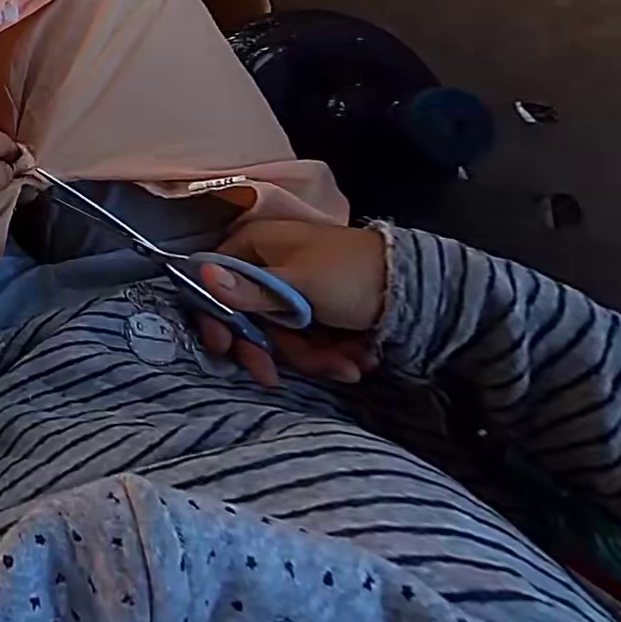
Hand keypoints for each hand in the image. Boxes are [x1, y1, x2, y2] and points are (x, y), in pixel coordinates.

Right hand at [192, 220, 388, 387]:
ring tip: (349, 366)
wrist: (419, 289)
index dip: (216, 315)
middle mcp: (268, 262)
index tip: (224, 348)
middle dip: (272, 347)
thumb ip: (248, 288)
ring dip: (309, 356)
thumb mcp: (297, 286)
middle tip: (274, 377)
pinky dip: (327, 351)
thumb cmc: (350, 277)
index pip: (214, 280)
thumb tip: (200, 275)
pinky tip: (356, 358)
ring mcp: (294, 285)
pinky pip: (305, 334)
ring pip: (279, 330)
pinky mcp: (317, 305)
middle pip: (247, 313)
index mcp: (255, 244)